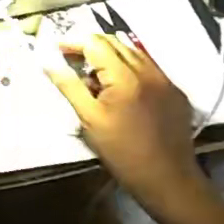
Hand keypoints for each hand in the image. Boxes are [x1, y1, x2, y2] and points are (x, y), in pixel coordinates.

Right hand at [45, 33, 207, 210]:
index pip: (96, 43)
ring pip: (133, 52)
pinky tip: (119, 88)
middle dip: (91, 46)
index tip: (57, 50)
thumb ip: (69, 86)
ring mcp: (166, 81)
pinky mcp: (175, 92)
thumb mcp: (89, 119)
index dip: (74, 43)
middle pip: (115, 42)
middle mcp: (149, 71)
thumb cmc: (123, 153)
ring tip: (94, 75)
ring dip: (110, 56)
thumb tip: (48, 62)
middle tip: (72, 61)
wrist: (169, 181)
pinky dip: (129, 68)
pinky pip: (148, 67)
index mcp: (126, 77)